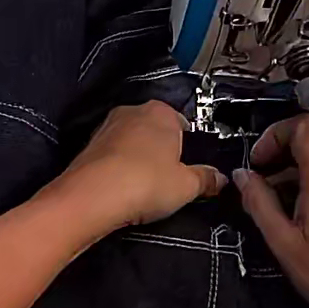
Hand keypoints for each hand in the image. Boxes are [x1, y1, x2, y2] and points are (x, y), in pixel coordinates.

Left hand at [42, 100, 228, 239]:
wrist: (91, 196)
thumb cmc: (146, 182)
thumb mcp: (187, 186)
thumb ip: (206, 179)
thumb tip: (220, 179)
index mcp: (161, 111)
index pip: (183, 124)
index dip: (188, 146)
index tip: (189, 167)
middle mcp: (133, 111)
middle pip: (156, 130)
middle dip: (162, 150)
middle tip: (169, 178)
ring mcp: (107, 126)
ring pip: (132, 141)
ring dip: (138, 158)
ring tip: (144, 187)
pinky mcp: (88, 145)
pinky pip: (112, 154)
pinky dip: (119, 167)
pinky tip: (123, 188)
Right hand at [233, 114, 308, 307]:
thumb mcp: (284, 244)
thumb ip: (259, 203)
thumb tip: (242, 177)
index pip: (304, 125)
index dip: (275, 134)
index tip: (258, 160)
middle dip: (280, 154)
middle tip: (261, 179)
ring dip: (294, 174)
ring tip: (276, 205)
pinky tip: (300, 220)